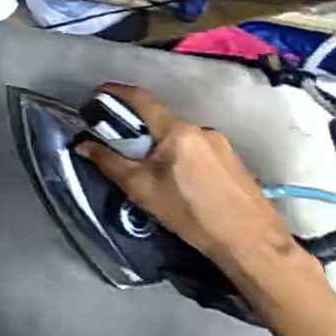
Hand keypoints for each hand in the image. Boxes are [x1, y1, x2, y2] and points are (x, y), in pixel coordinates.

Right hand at [75, 83, 299, 270]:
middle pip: (162, 122)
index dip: (118, 92)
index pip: (142, 99)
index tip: (100, 93)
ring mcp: (221, 143)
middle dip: (141, 132)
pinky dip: (184, 159)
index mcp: (177, 131)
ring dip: (165, 149)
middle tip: (126, 152)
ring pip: (181, 138)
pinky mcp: (234, 160)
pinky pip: (199, 150)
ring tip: (158, 177)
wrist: (251, 243)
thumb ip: (110, 163)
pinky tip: (185, 186)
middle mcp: (200, 129)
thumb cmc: (191, 215)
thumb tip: (84, 144)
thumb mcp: (143, 190)